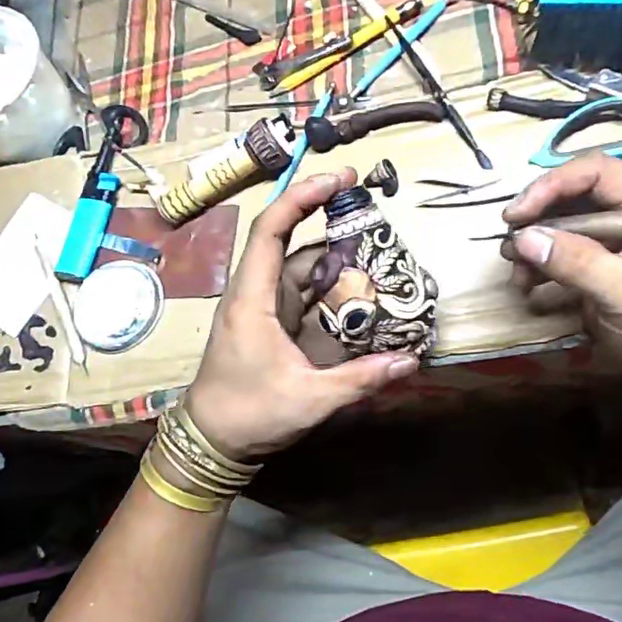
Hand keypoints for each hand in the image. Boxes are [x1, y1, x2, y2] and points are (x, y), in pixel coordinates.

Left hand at [185, 169, 419, 459]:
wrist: (211, 442)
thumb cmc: (248, 415)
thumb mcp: (310, 398)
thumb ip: (361, 378)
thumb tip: (409, 361)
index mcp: (252, 299)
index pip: (271, 230)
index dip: (302, 198)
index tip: (339, 179)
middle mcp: (254, 296)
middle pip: (291, 246)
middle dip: (329, 227)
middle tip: (374, 219)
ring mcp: (261, 311)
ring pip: (299, 273)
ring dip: (334, 266)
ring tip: (378, 261)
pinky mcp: (269, 328)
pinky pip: (301, 298)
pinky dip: (328, 294)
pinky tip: (359, 299)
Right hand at [499, 154, 621, 396]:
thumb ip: (577, 263)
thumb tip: (522, 238)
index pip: (595, 174)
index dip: (550, 188)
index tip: (514, 217)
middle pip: (574, 200)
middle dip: (537, 223)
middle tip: (509, 251)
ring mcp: (619, 247)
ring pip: (565, 231)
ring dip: (535, 250)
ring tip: (518, 276)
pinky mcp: (606, 274)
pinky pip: (567, 260)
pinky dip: (543, 271)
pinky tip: (529, 289)